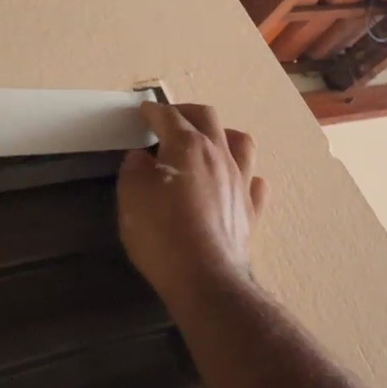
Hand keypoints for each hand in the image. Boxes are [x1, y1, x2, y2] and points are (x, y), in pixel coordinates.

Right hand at [117, 102, 269, 304]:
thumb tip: (143, 158)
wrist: (205, 277)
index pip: (169, 117)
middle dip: (187, 112)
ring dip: (223, 134)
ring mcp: (240, 181)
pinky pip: (255, 182)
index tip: (144, 110)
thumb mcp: (131, 196)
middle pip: (208, 118)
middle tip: (172, 118)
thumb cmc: (161, 232)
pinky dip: (246, 175)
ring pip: (241, 142)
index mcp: (187, 146)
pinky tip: (238, 180)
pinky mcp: (251, 209)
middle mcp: (218, 155)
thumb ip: (135, 169)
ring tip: (210, 140)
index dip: (154, 111)